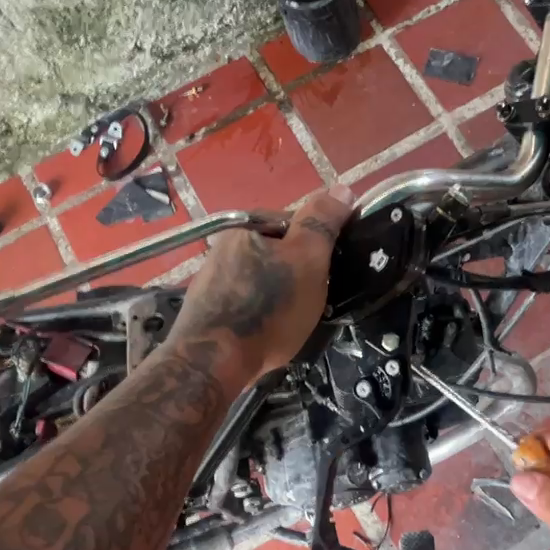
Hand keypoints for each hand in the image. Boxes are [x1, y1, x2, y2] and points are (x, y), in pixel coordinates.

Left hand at [175, 185, 352, 380]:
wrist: (214, 361)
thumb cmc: (269, 308)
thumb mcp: (308, 259)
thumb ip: (322, 222)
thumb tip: (343, 188)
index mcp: (247, 226)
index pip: (296, 223)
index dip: (320, 246)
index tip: (330, 271)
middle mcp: (224, 246)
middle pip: (278, 252)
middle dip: (298, 272)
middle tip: (314, 299)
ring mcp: (211, 279)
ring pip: (261, 279)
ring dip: (280, 294)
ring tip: (292, 321)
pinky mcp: (207, 310)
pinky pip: (246, 303)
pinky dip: (261, 313)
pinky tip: (268, 332)